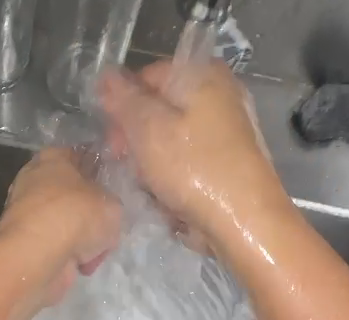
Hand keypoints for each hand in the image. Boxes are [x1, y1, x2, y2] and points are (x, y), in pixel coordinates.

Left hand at [0, 147, 120, 305]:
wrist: (38, 257)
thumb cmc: (76, 216)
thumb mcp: (113, 204)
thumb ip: (111, 205)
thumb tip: (104, 217)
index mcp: (54, 158)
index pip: (82, 157)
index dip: (101, 174)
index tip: (114, 191)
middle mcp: (35, 182)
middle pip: (72, 196)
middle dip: (89, 214)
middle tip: (105, 226)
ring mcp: (27, 215)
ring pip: (65, 225)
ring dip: (80, 240)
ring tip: (94, 251)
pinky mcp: (25, 245)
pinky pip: (56, 248)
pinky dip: (67, 257)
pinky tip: (80, 264)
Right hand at [97, 61, 285, 255]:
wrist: (243, 218)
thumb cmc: (193, 169)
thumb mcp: (149, 130)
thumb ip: (124, 100)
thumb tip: (105, 76)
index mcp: (202, 74)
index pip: (146, 77)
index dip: (122, 106)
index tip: (111, 140)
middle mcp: (219, 92)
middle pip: (160, 108)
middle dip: (137, 138)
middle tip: (127, 166)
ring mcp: (225, 128)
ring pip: (171, 137)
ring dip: (152, 161)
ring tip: (148, 185)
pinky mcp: (226, 160)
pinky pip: (187, 158)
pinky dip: (172, 174)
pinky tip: (167, 193)